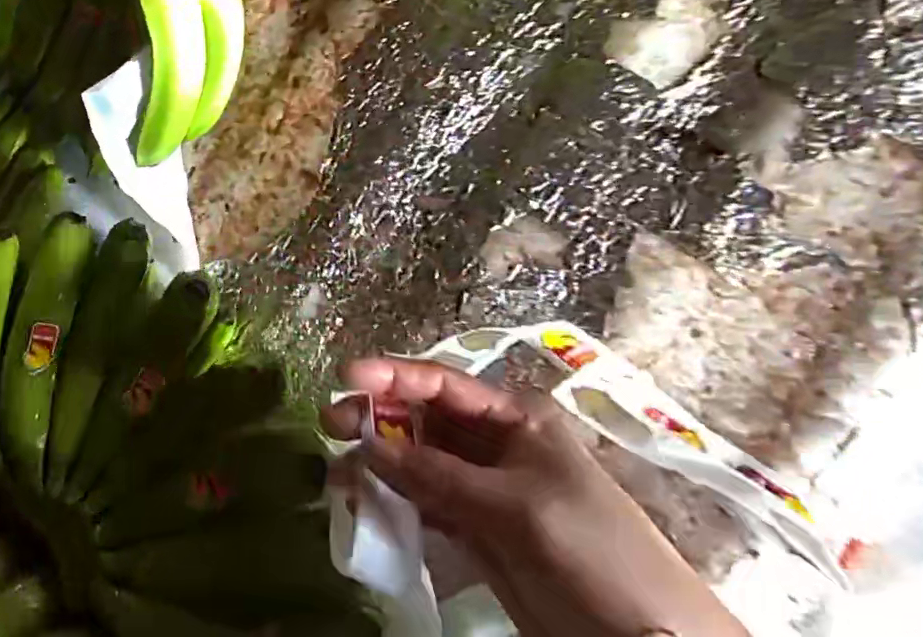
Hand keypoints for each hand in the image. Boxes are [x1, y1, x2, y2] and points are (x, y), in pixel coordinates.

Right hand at [325, 358, 747, 636]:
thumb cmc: (591, 548)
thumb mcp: (516, 504)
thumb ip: (441, 475)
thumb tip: (370, 443)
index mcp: (514, 418)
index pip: (443, 384)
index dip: (394, 376)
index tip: (347, 375)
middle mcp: (493, 444)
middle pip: (424, 419)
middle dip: (378, 416)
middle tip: (331, 422)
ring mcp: (483, 489)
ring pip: (418, 462)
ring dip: (379, 461)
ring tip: (337, 467)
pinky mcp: (476, 531)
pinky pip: (425, 504)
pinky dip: (395, 501)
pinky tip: (365, 501)